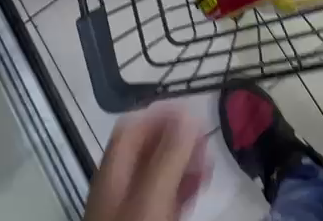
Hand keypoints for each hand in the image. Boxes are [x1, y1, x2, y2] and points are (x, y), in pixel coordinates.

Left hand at [84, 104, 207, 220]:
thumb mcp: (152, 198)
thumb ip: (168, 156)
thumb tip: (188, 113)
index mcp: (114, 171)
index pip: (133, 125)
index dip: (162, 113)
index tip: (194, 113)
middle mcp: (117, 185)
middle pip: (146, 147)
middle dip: (177, 138)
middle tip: (206, 143)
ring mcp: (127, 209)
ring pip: (155, 172)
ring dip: (182, 162)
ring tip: (208, 166)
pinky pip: (161, 197)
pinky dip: (181, 187)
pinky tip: (198, 191)